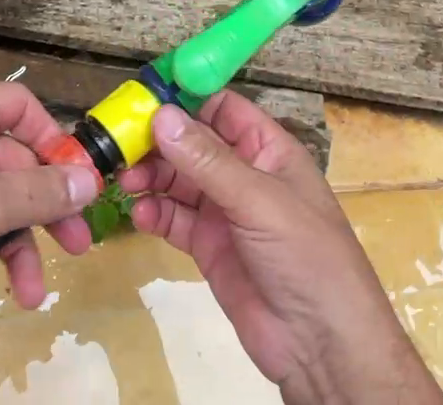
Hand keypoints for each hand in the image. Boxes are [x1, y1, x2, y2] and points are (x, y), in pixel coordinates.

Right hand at [119, 92, 442, 404]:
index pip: (221, 107)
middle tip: (120, 144)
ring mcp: (225, 210)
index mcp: (267, 150)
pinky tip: (141, 214)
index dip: (184, 98)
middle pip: (191, 142)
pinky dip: (155, 212)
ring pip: (178, 178)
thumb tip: (161, 115)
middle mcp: (243, 173)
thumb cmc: (306, 257)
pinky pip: (174, 217)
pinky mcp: (208, 244)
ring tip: (126, 182)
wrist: (321, 347)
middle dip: (157, 140)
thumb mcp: (258, 200)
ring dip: (151, 176)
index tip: (142, 95)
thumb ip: (206, 159)